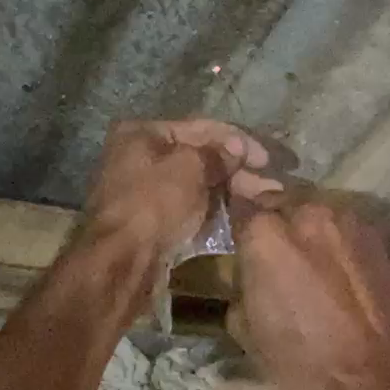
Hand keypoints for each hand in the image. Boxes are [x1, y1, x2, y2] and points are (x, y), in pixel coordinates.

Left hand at [80, 119, 278, 258]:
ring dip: (228, 192)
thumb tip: (236, 149)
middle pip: (198, 158)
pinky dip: (211, 213)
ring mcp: (144, 193)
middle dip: (235, 170)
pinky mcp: (150, 224)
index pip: (200, 127)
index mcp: (143, 133)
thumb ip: (217, 155)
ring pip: (195, 186)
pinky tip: (237, 219)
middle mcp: (140, 158)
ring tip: (262, 202)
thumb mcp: (190, 168)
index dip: (237, 140)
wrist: (119, 262)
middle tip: (270, 186)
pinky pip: (187, 210)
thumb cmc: (153, 203)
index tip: (267, 159)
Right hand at [229, 202, 389, 389]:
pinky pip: (341, 226)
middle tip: (273, 252)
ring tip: (308, 260)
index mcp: (264, 233)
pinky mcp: (373, 233)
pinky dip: (334, 240)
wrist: (373, 376)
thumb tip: (247, 271)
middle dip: (273, 222)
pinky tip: (336, 269)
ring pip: (313, 211)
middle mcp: (304, 213)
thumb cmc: (300, 358)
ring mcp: (343, 219)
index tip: (240, 241)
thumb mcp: (244, 325)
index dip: (238, 225)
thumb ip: (239, 281)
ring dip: (305, 228)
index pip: (239, 208)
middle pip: (278, 203)